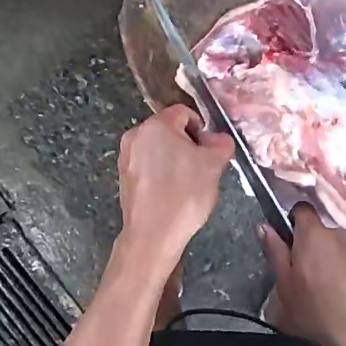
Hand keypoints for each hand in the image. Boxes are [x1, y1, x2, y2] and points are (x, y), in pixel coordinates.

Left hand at [117, 105, 233, 257]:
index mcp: (156, 126)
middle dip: (189, 143)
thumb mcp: (214, 165)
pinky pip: (149, 164)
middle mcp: (136, 135)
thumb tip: (218, 139)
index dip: (202, 127)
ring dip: (176, 158)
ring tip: (188, 181)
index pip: (184, 112)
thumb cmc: (185, 194)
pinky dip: (162, 171)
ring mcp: (126, 156)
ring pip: (159, 148)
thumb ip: (221, 144)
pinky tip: (172, 191)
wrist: (154, 233)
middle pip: (170, 129)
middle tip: (202, 166)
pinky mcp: (124, 176)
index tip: (210, 149)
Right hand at [259, 204, 345, 345]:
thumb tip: (264, 227)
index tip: (284, 241)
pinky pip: (344, 258)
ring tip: (316, 285)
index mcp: (313, 233)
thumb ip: (275, 252)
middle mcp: (336, 232)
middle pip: (317, 230)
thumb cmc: (317, 307)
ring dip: (322, 258)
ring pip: (331, 245)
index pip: (301, 209)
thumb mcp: (285, 284)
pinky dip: (337, 268)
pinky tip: (334, 290)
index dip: (290, 220)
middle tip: (297, 271)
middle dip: (306, 244)